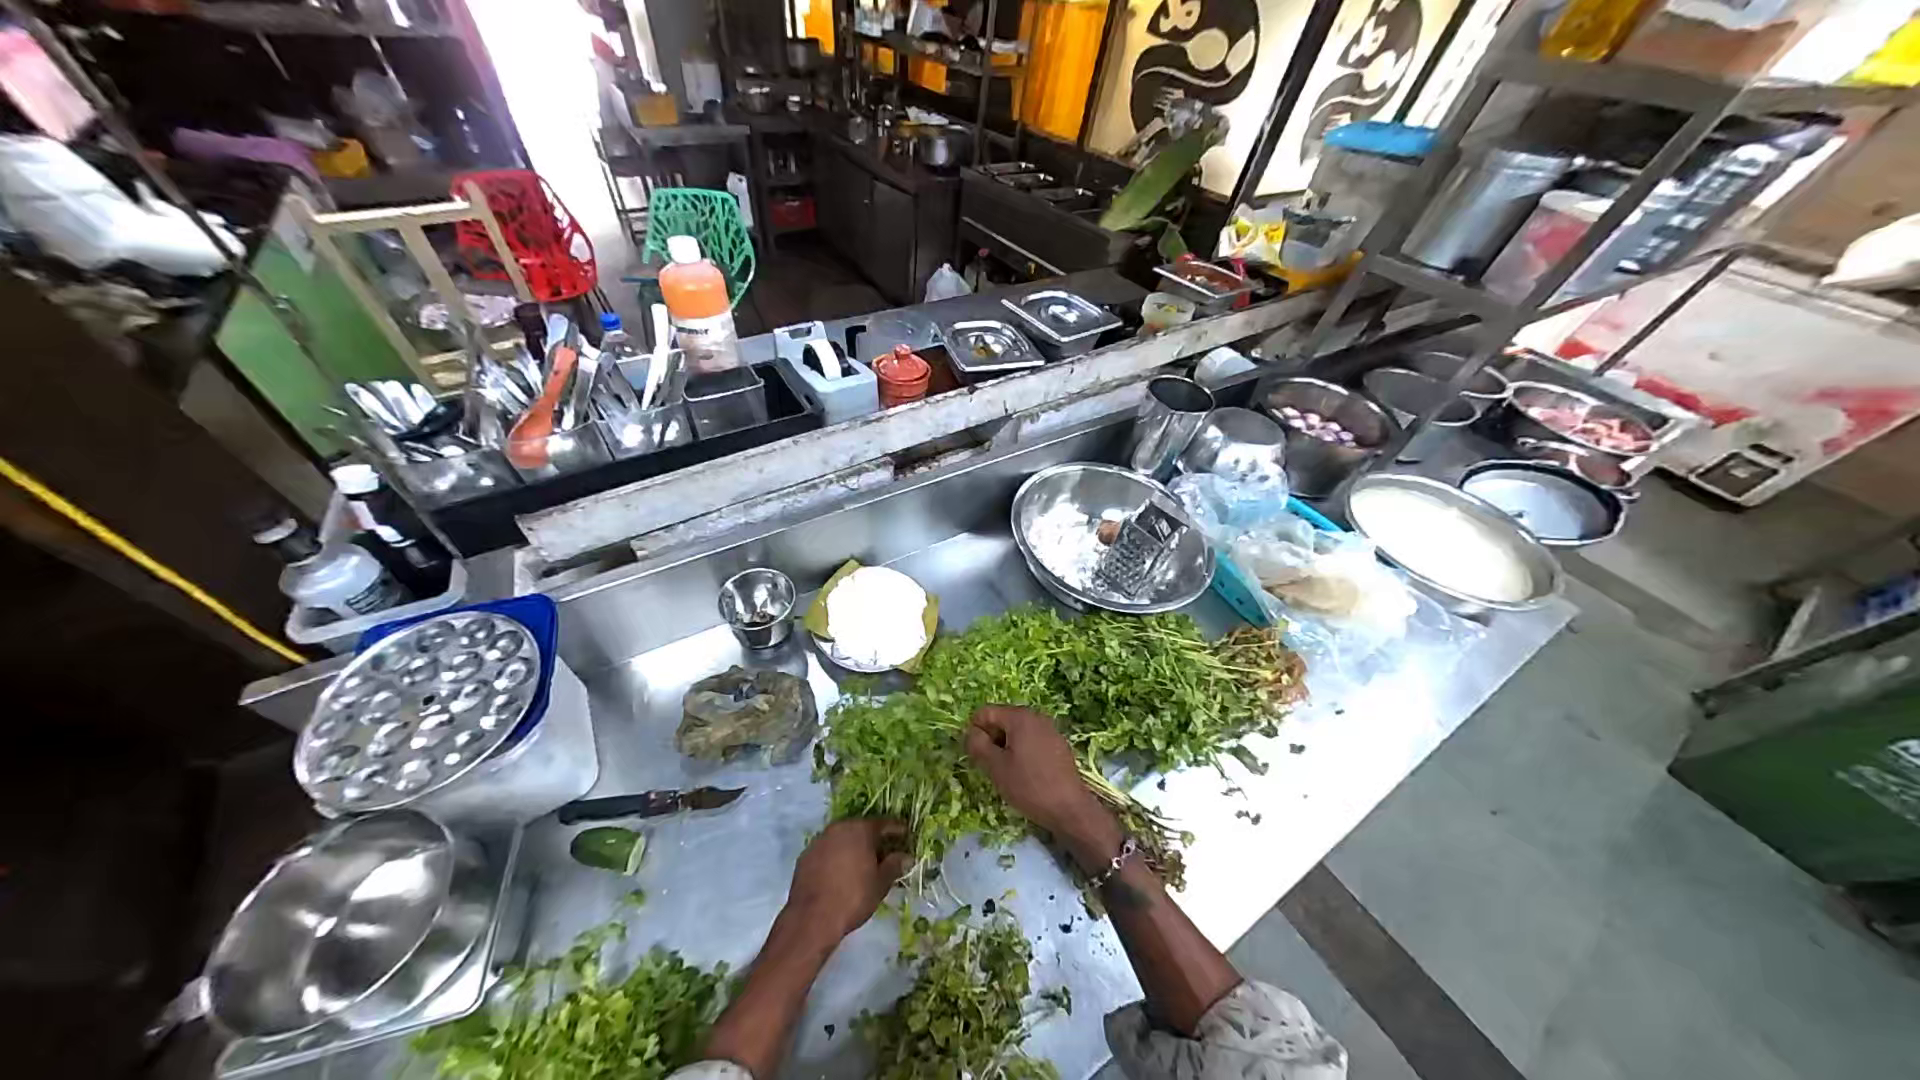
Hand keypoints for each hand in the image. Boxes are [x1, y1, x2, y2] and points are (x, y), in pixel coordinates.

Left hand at [786, 818, 910, 939]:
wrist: (812, 918)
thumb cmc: (853, 898)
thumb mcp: (880, 883)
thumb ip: (894, 865)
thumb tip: (905, 856)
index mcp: (860, 829)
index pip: (884, 823)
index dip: (897, 830)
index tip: (906, 836)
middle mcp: (839, 827)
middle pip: (862, 828)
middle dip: (874, 838)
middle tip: (886, 851)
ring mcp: (820, 840)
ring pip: (843, 838)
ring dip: (854, 846)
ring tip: (863, 863)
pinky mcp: (806, 855)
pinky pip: (828, 850)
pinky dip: (837, 856)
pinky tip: (841, 872)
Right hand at [965, 705, 1107, 837]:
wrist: (1069, 808)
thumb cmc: (1028, 786)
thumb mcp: (995, 766)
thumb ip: (977, 744)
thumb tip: (972, 732)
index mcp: (1020, 716)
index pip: (985, 712)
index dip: (976, 732)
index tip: (978, 756)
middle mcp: (1036, 717)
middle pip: (1002, 720)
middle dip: (992, 739)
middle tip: (993, 766)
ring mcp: (1050, 730)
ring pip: (1016, 732)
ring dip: (1006, 748)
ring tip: (1009, 772)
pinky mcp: (1058, 745)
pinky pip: (1032, 741)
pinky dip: (1023, 752)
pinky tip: (1026, 775)